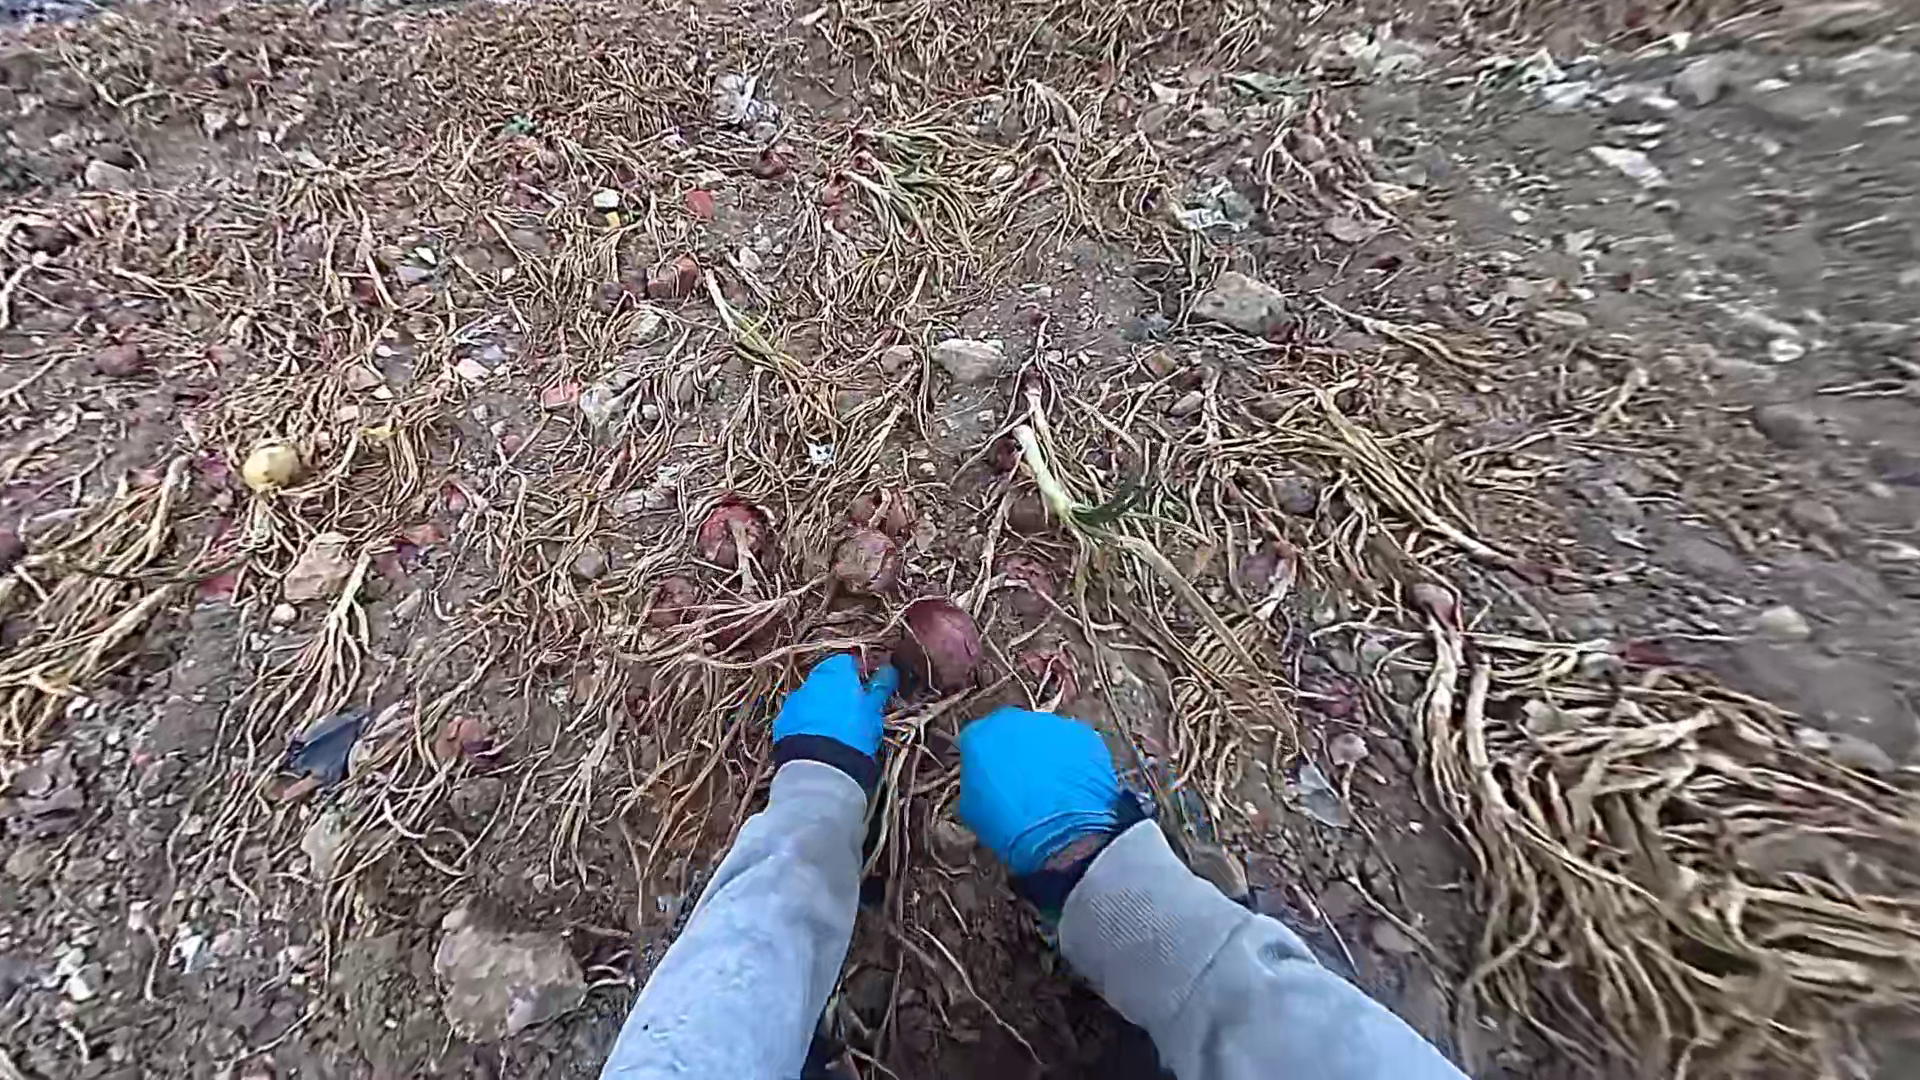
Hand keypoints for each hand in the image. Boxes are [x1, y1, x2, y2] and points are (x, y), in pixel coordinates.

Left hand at [774, 654, 898, 757]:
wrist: (820, 770)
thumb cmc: (852, 735)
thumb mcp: (875, 709)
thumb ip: (881, 686)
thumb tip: (888, 672)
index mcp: (835, 671)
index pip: (850, 661)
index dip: (862, 673)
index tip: (871, 686)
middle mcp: (811, 681)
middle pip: (830, 679)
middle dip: (842, 690)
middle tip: (858, 709)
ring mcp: (794, 702)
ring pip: (813, 698)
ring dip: (825, 706)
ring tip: (841, 728)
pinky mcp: (783, 724)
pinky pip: (799, 717)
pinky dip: (809, 723)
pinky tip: (822, 739)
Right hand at [957, 707, 1123, 876]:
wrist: (1061, 836)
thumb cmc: (1014, 827)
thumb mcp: (973, 811)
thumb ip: (973, 784)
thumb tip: (980, 785)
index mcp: (981, 735)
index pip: (977, 738)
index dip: (985, 759)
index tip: (991, 774)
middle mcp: (1014, 721)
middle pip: (1011, 730)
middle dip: (1016, 751)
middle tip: (1022, 781)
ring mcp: (1050, 724)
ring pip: (1043, 734)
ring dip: (1045, 753)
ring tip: (1050, 787)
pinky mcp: (1081, 734)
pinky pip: (1073, 742)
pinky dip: (1072, 759)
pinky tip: (1071, 785)